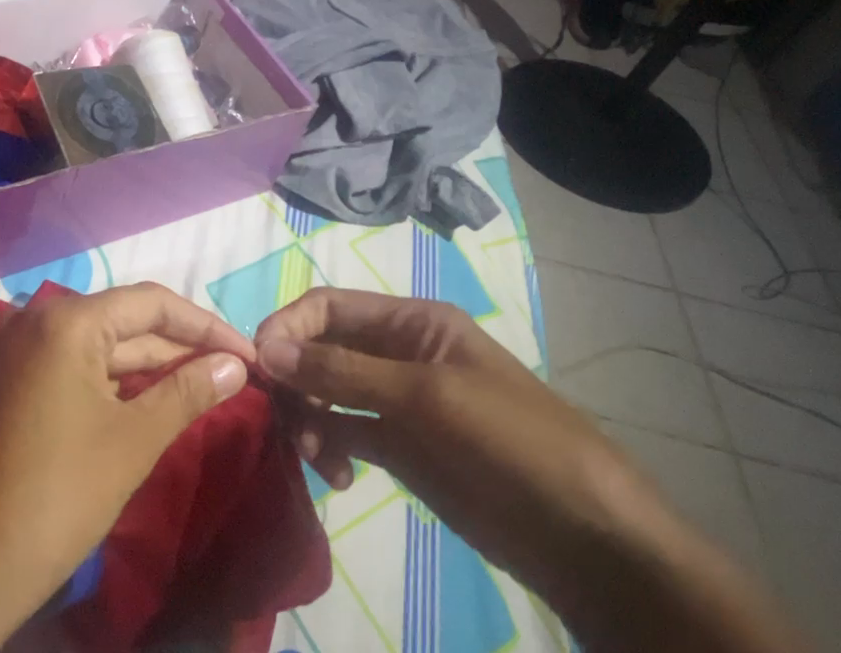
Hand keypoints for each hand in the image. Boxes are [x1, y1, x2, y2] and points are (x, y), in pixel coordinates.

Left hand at [0, 283, 254, 652]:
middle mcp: (28, 318)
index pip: (148, 304)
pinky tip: (142, 397)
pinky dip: (104, 377)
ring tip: (198, 385)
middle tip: (231, 373)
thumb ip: (189, 391)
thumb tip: (235, 365)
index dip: (205, 326)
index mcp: (62, 321)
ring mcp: (6, 348)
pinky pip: (62, 363)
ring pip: (90, 344)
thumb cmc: (62, 494)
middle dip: (176, 347)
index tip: (249, 353)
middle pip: (118, 321)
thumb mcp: (135, 439)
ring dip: (142, 364)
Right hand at [255, 287, 806, 652]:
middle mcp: (397, 354)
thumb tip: (265, 349)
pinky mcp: (395, 448)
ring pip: (323, 394)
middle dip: (293, 378)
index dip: (288, 327)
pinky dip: (326, 448)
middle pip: (318, 349)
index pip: (328, 307)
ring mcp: (394, 403)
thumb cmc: (513, 442)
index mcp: (412, 323)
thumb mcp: (427, 397)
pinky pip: (340, 434)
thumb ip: (343, 372)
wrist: (582, 533)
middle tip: (282, 419)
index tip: (258, 365)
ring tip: (314, 454)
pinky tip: (337, 476)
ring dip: (306, 418)